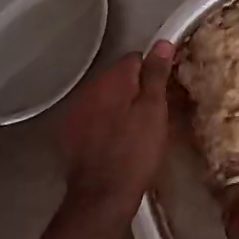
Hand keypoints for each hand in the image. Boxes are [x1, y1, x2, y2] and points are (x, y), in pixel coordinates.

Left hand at [58, 42, 174, 216]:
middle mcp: (89, 89)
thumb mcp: (154, 112)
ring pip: (107, 99)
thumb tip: (161, 43)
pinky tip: (119, 141)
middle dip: (138, 89)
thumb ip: (155, 75)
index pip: (136, 58)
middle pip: (119, 78)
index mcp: (111, 80)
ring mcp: (76, 111)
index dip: (155, 71)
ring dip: (122, 106)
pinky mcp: (70, 134)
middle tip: (159, 112)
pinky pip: (95, 118)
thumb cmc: (135, 153)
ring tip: (140, 129)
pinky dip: (107, 123)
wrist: (102, 196)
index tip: (168, 89)